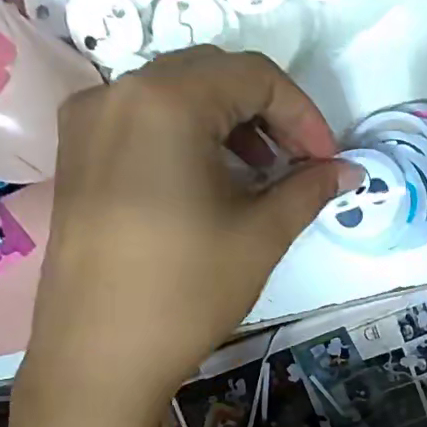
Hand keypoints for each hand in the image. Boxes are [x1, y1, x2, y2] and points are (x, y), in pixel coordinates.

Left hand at [26, 47, 359, 414]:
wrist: (102, 351)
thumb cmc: (190, 287)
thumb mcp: (263, 234)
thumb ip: (309, 189)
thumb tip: (348, 171)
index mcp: (166, 102)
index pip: (254, 75)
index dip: (304, 113)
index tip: (328, 161)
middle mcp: (118, 93)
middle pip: (212, 75)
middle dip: (269, 113)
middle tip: (301, 164)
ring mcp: (89, 121)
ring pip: (177, 94)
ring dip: (231, 124)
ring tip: (262, 175)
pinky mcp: (77, 153)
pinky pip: (145, 120)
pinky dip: (191, 136)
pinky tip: (213, 183)